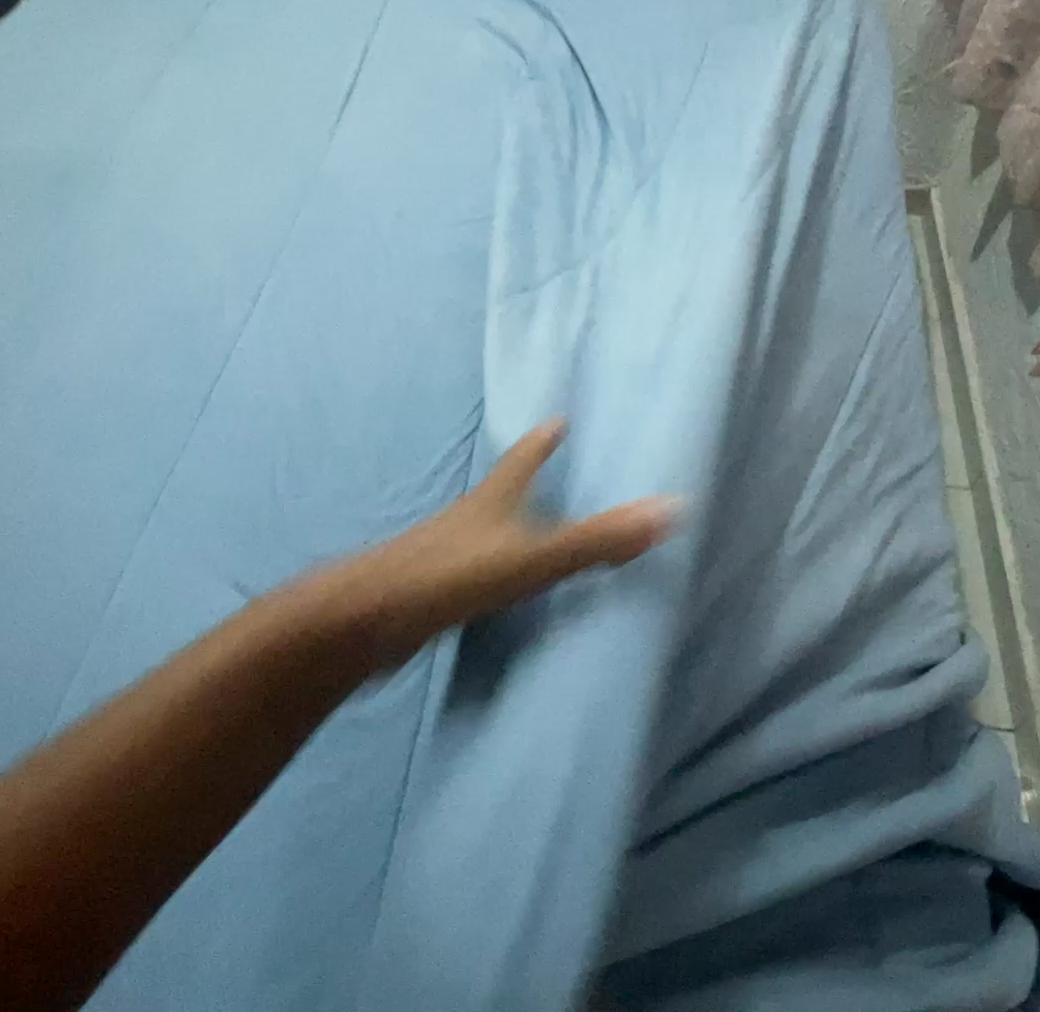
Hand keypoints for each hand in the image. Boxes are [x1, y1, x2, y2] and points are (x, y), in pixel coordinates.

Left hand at [288, 420, 678, 663]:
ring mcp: (442, 554)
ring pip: (482, 534)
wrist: (368, 620)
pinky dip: (489, 572)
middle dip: (522, 482)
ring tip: (530, 532)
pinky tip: (497, 592)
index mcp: (491, 500)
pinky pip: (469, 572)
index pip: (522, 460)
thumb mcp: (535, 556)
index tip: (557, 419)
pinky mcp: (428, 591)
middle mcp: (465, 519)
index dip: (541, 442)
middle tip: (551, 477)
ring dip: (506, 529)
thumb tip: (671, 509)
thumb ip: (598, 540)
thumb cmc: (454, 575)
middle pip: (499, 492)